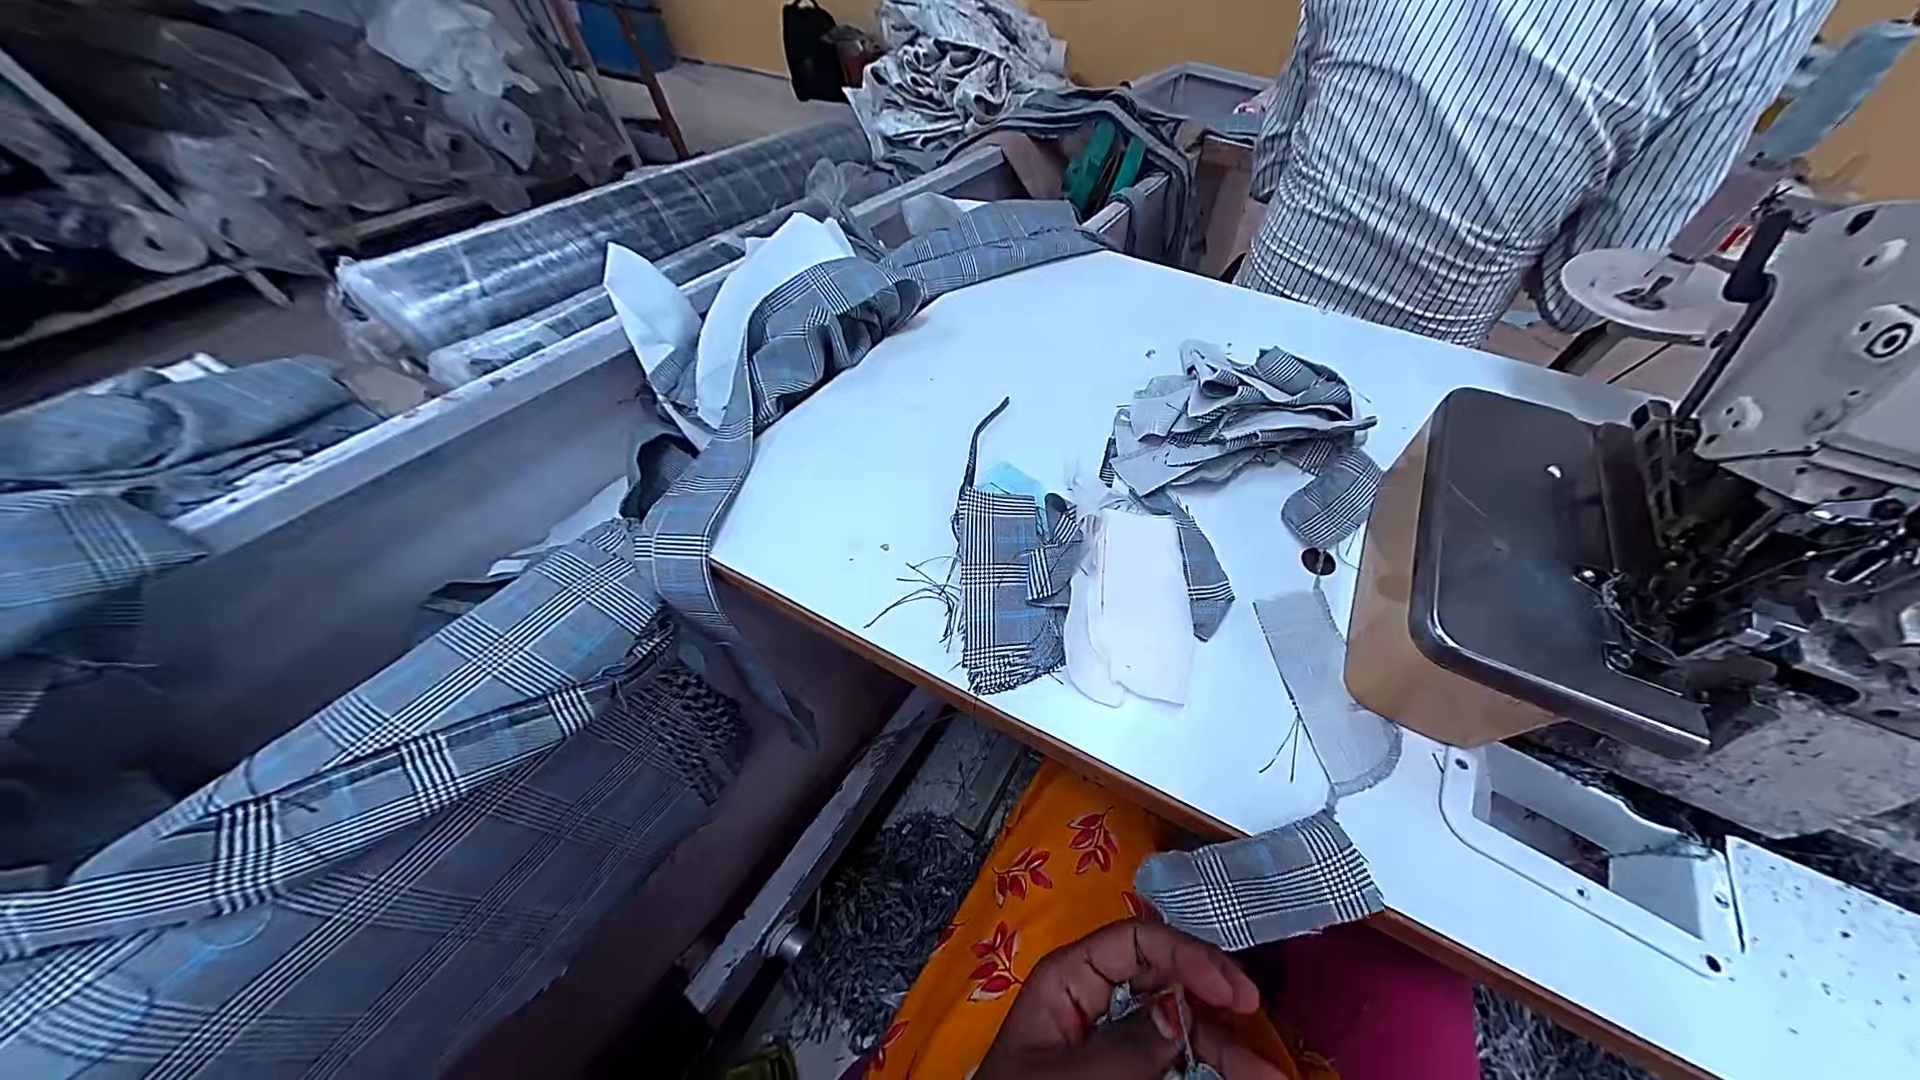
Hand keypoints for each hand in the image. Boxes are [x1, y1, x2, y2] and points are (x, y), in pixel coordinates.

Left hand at [975, 918, 1287, 1079]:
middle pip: (1162, 977)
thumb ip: (1123, 1047)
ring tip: (1267, 1074)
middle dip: (1212, 996)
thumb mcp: (1069, 1077)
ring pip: (1176, 1021)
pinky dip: (1206, 1064)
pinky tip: (1235, 1073)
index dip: (1186, 953)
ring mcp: (1113, 1034)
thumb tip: (1176, 1011)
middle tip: (1257, 1019)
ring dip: (1221, 1042)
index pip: (1134, 942)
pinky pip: (1172, 1058)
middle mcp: (1095, 996)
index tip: (1234, 990)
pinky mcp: (1126, 1068)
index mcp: (1070, 977)